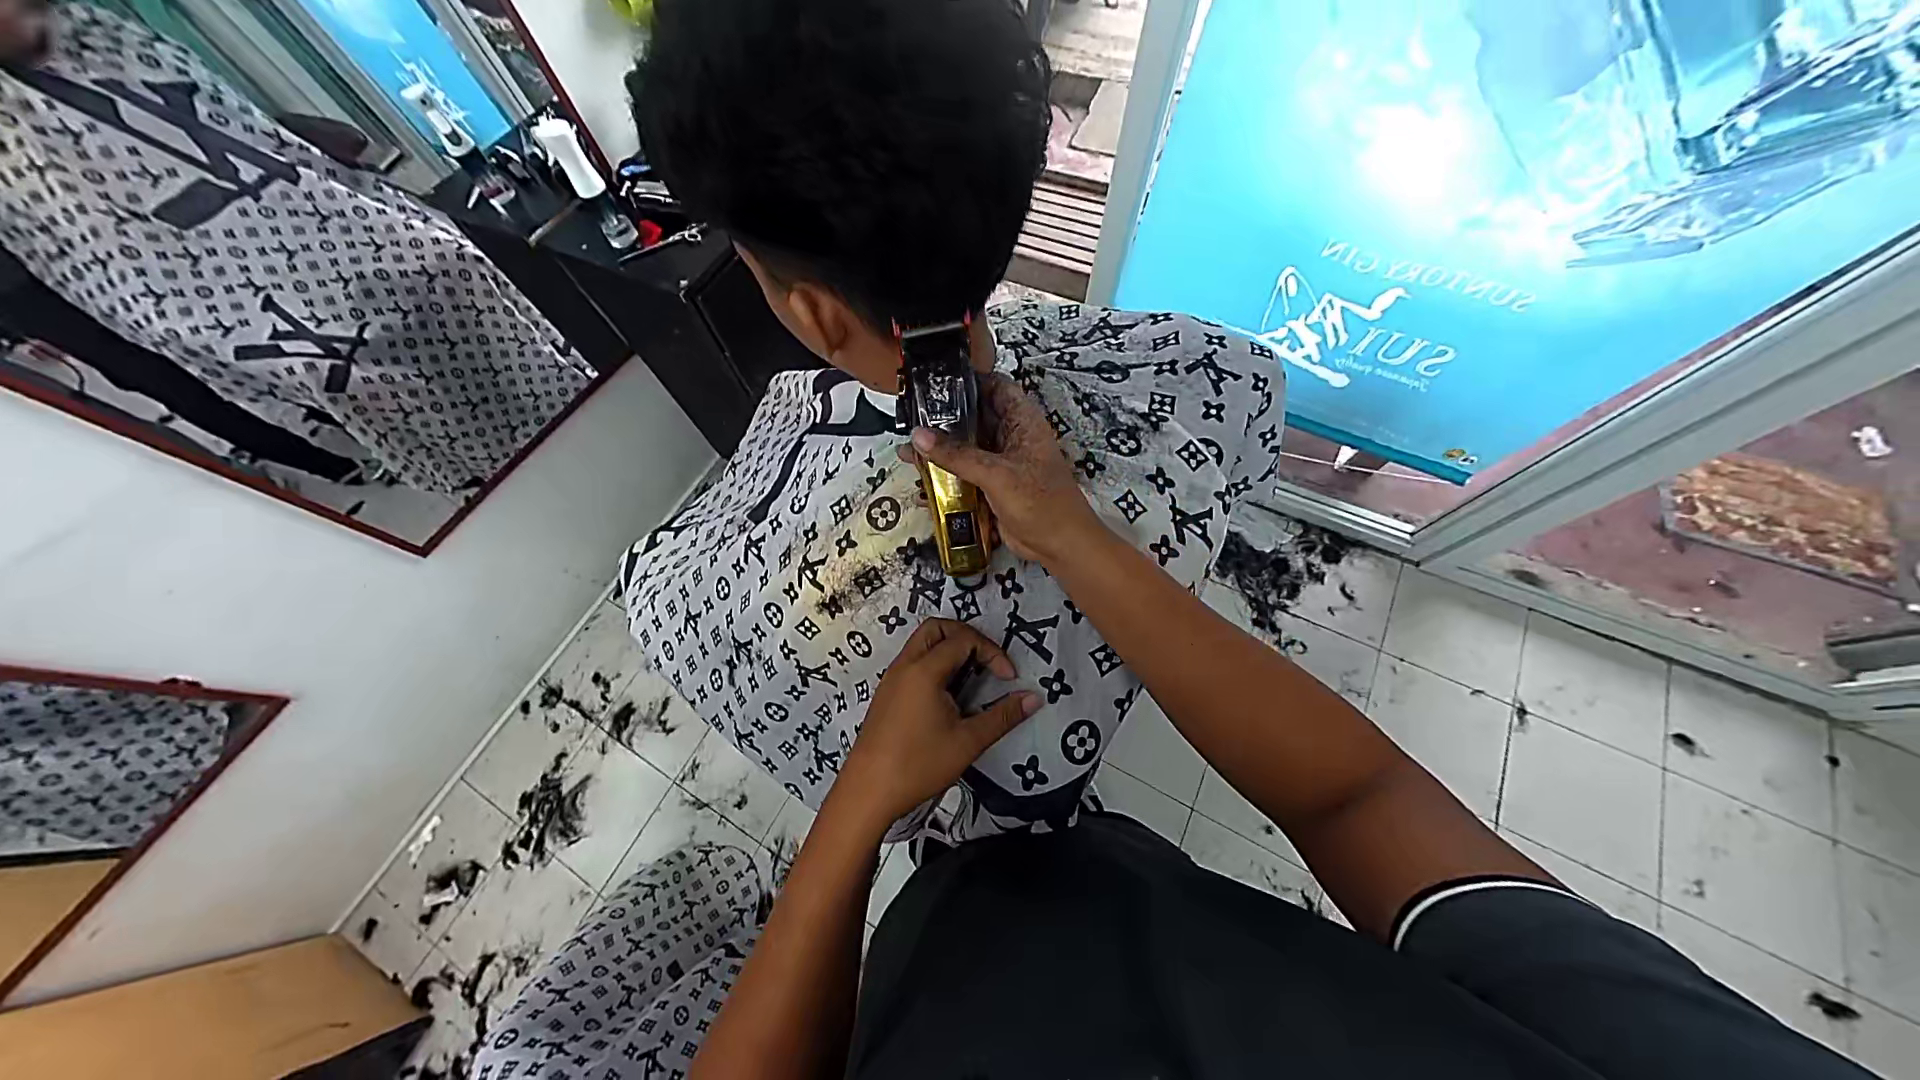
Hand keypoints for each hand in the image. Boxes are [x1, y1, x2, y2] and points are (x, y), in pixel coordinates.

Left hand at [835, 619, 1039, 829]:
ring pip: (922, 644)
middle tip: (987, 660)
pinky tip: (948, 696)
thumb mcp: (968, 741)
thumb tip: (1031, 699)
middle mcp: (904, 667)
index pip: (964, 639)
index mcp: (923, 671)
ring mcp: (892, 680)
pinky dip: (934, 665)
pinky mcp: (887, 694)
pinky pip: (912, 663)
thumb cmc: (915, 766)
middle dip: (967, 636)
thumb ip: (1002, 716)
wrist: (867, 792)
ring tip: (970, 678)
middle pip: (937, 628)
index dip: (992, 652)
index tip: (1008, 678)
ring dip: (949, 650)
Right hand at [898, 372, 1106, 564]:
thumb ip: (957, 455)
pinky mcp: (993, 486)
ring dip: (940, 451)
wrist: (1060, 546)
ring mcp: (1001, 463)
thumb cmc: (1042, 504)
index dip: (969, 380)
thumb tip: (920, 436)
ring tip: (907, 452)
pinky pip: (965, 475)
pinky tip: (922, 483)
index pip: (996, 386)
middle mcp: (1011, 437)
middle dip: (945, 419)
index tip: (936, 382)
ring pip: (966, 448)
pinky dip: (946, 477)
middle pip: (975, 417)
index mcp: (1022, 422)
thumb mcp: (997, 474)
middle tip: (911, 418)